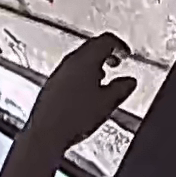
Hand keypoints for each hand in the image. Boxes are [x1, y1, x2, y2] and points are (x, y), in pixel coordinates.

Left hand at [23, 33, 135, 154]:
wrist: (45, 136)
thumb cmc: (74, 118)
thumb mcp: (107, 103)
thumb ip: (122, 88)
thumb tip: (130, 81)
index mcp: (87, 58)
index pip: (107, 40)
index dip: (120, 45)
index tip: (126, 53)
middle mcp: (71, 60)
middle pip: (92, 46)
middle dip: (107, 52)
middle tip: (116, 61)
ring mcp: (59, 72)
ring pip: (80, 59)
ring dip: (94, 64)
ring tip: (102, 78)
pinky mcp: (51, 85)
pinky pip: (70, 71)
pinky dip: (81, 75)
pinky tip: (84, 92)